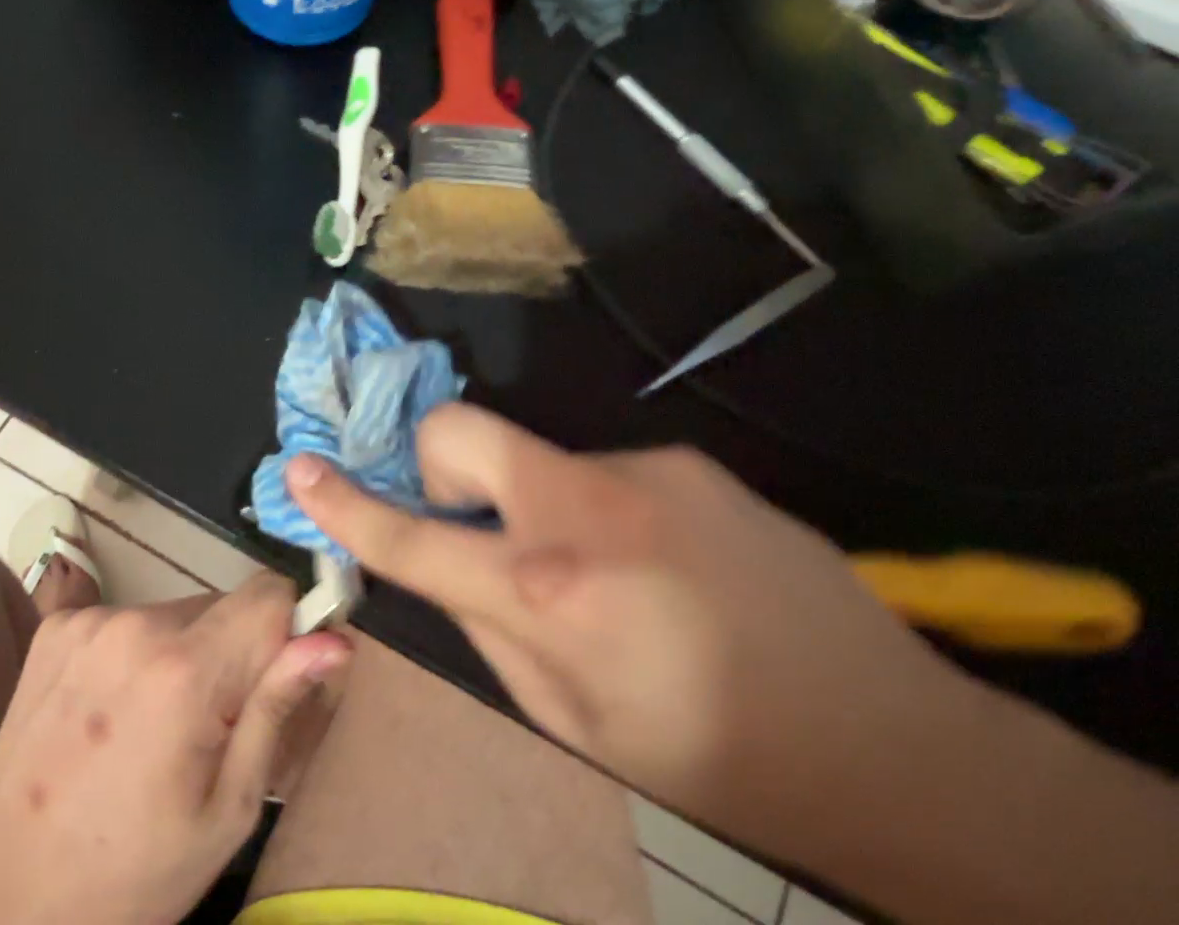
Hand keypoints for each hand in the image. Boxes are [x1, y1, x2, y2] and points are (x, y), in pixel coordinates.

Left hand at [0, 573, 350, 924]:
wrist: (13, 892)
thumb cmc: (136, 870)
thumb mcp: (229, 808)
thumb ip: (277, 711)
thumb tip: (333, 641)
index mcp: (181, 673)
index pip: (270, 595)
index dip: (292, 630)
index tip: (285, 679)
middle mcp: (131, 627)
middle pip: (224, 607)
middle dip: (237, 654)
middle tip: (214, 729)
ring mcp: (85, 623)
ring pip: (178, 615)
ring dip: (187, 656)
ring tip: (159, 730)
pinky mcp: (54, 628)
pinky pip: (130, 621)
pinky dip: (139, 655)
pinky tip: (117, 714)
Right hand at [284, 403, 977, 849]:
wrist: (884, 741)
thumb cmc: (700, 755)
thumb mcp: (562, 716)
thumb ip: (487, 626)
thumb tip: (445, 567)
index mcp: (545, 589)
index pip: (412, 536)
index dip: (344, 505)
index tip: (301, 470)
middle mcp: (586, 508)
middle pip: (462, 430)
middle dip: (436, 462)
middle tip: (472, 520)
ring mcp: (647, 473)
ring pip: (538, 459)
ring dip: (535, 503)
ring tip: (604, 575)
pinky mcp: (694, 464)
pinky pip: (605, 475)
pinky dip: (598, 510)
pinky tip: (659, 567)